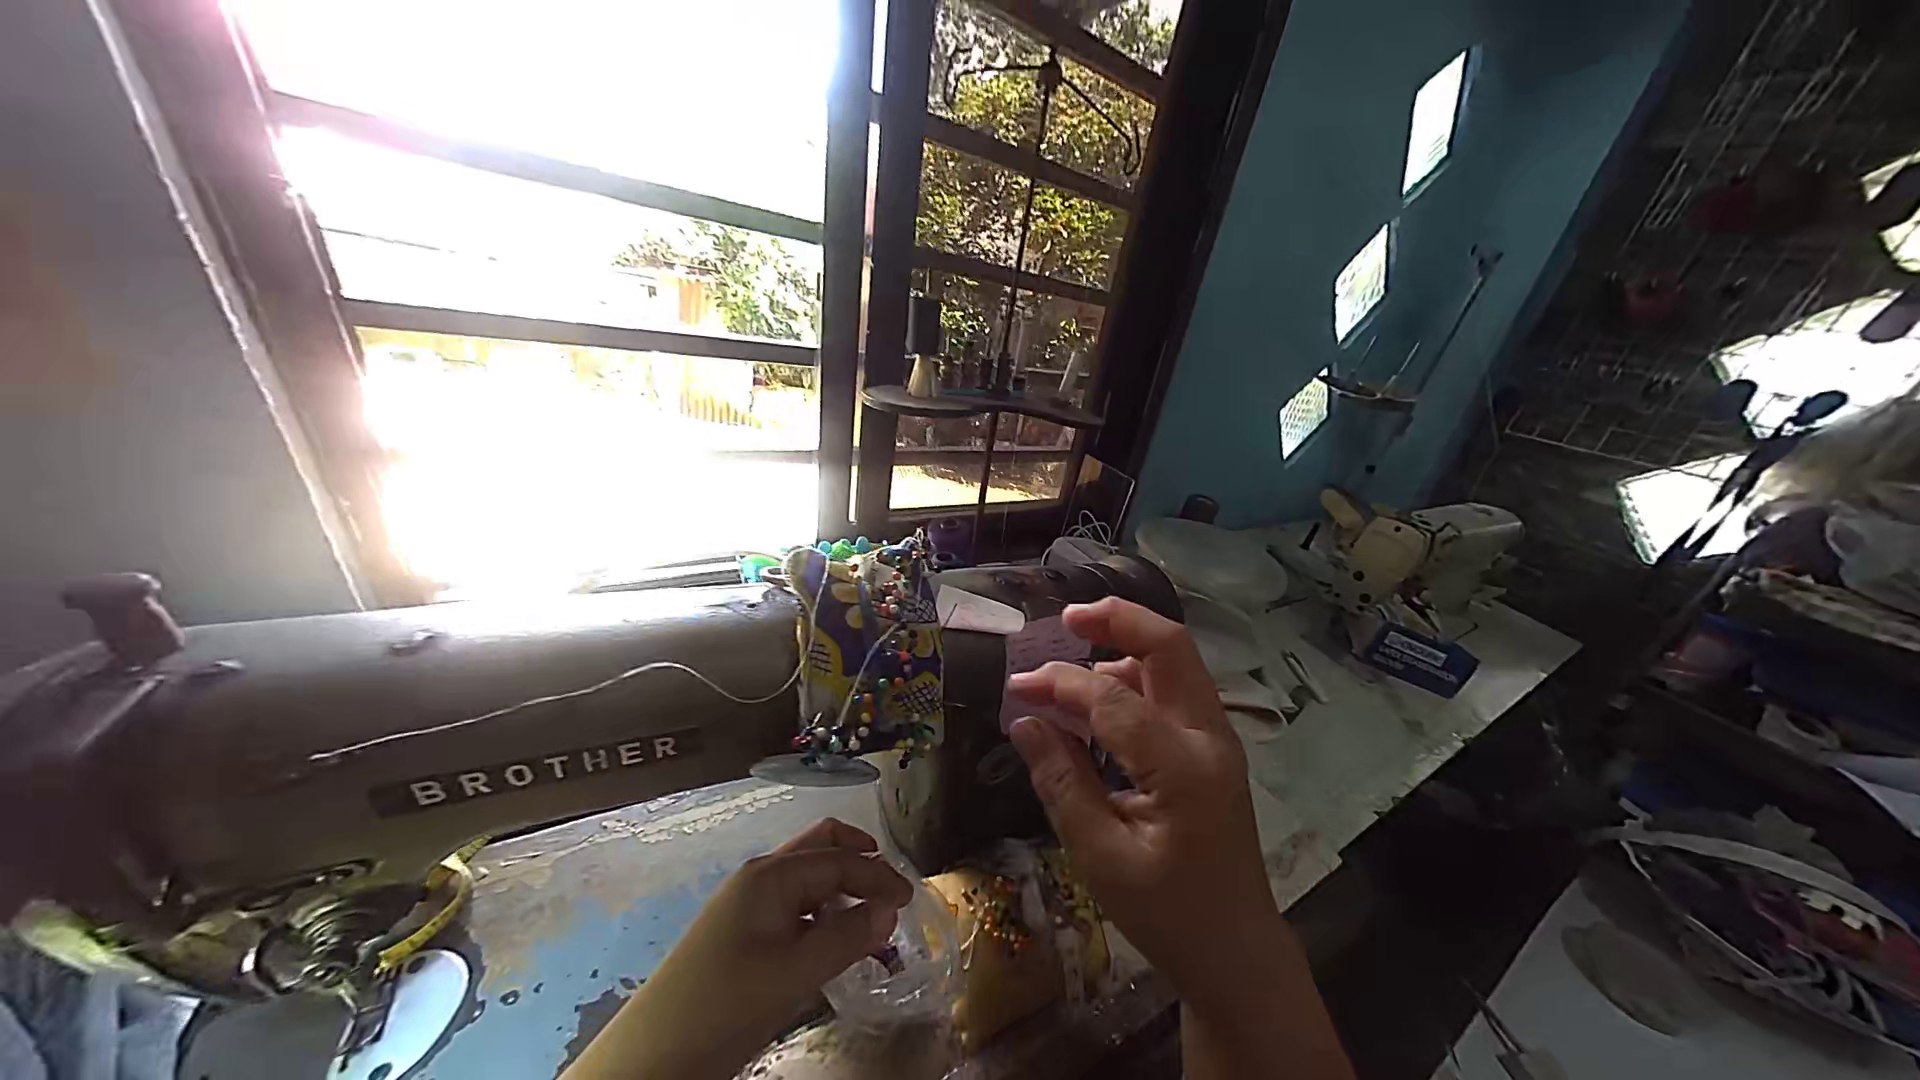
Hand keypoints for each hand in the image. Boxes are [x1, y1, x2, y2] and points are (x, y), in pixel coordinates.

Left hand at [561, 818, 912, 1079]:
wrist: (650, 1059)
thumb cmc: (725, 1006)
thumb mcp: (794, 975)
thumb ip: (846, 937)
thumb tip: (889, 910)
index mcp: (771, 875)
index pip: (838, 860)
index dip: (878, 876)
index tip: (911, 900)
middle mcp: (760, 876)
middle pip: (820, 847)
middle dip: (859, 860)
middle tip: (890, 890)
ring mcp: (747, 902)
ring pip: (806, 877)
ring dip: (841, 887)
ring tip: (867, 920)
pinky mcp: (741, 930)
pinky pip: (792, 905)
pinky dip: (821, 911)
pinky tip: (830, 941)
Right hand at [1007, 598, 1352, 1079]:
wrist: (1236, 951)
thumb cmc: (1168, 913)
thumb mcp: (1101, 856)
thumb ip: (1061, 780)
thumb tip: (1024, 720)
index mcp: (1184, 767)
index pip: (1113, 698)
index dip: (1061, 684)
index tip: (1019, 687)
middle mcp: (1210, 737)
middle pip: (1170, 646)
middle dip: (1117, 619)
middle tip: (1066, 618)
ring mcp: (1217, 739)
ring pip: (1175, 662)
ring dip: (1125, 646)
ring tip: (1072, 660)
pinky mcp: (1211, 748)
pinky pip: (1173, 690)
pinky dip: (1135, 676)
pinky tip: (1099, 696)